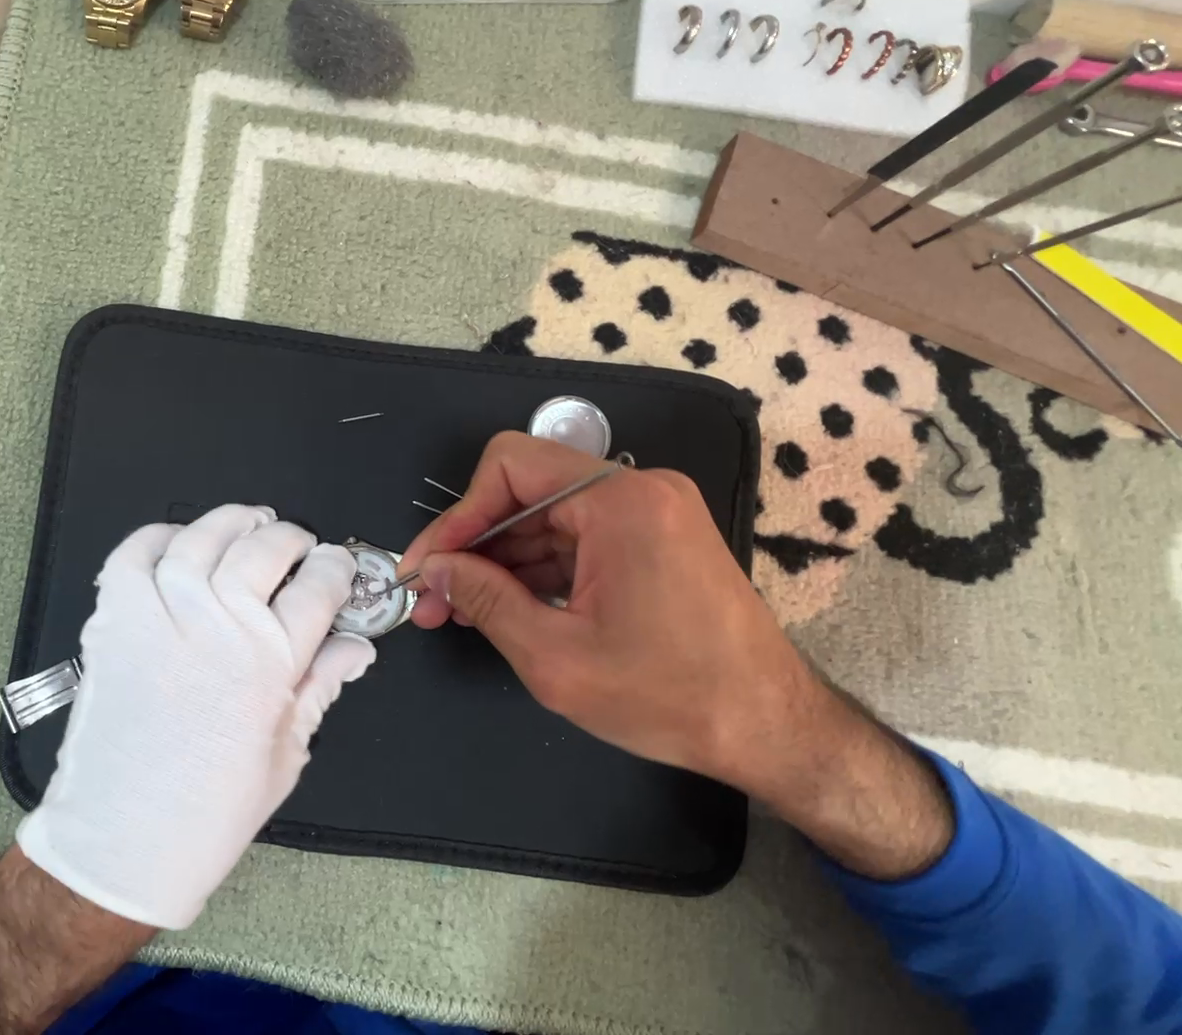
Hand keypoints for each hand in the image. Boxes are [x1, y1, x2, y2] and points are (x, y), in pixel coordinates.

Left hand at [17, 506, 375, 928]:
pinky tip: (179, 542)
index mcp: (270, 665)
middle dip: (290, 537)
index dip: (334, 568)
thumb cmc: (205, 812)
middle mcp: (218, 629)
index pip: (318, 588)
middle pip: (264, 549)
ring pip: (202, 539)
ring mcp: (161, 618)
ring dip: (232, 521)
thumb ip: (320, 688)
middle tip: (296, 542)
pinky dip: (159, 536)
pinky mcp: (114, 621)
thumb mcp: (284, 756)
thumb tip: (355, 651)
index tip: (335, 565)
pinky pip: (134, 554)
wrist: (121, 840)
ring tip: (248, 522)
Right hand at [401, 433, 814, 785]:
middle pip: (524, 493)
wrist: (772, 732)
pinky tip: (502, 609)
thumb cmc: (666, 697)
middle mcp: (638, 491)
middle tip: (432, 600)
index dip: (457, 515)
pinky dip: (534, 571)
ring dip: (497, 563)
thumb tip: (435, 569)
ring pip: (545, 520)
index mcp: (620, 502)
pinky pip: (575, 540)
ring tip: (457, 613)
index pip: (510, 467)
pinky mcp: (654, 542)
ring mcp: (650, 515)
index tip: (427, 568)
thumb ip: (483, 599)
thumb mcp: (554, 656)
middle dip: (471, 547)